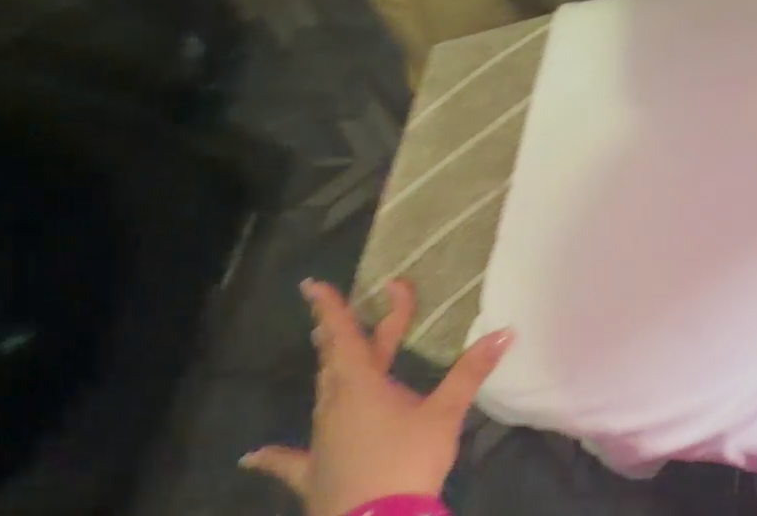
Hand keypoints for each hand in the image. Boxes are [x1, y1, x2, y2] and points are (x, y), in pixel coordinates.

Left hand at [240, 278, 512, 515]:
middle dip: (342, 331)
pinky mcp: (314, 472)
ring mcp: (321, 441)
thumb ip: (472, 371)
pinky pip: (290, 460)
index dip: (333, 309)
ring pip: (322, 394)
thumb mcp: (446, 413)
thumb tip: (505, 331)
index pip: (346, 337)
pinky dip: (273, 456)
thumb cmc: (407, 460)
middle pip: (337, 360)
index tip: (313, 285)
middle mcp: (335, 406)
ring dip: (327, 369)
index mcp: (362, 386)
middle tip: (343, 309)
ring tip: (324, 349)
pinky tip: (251, 456)